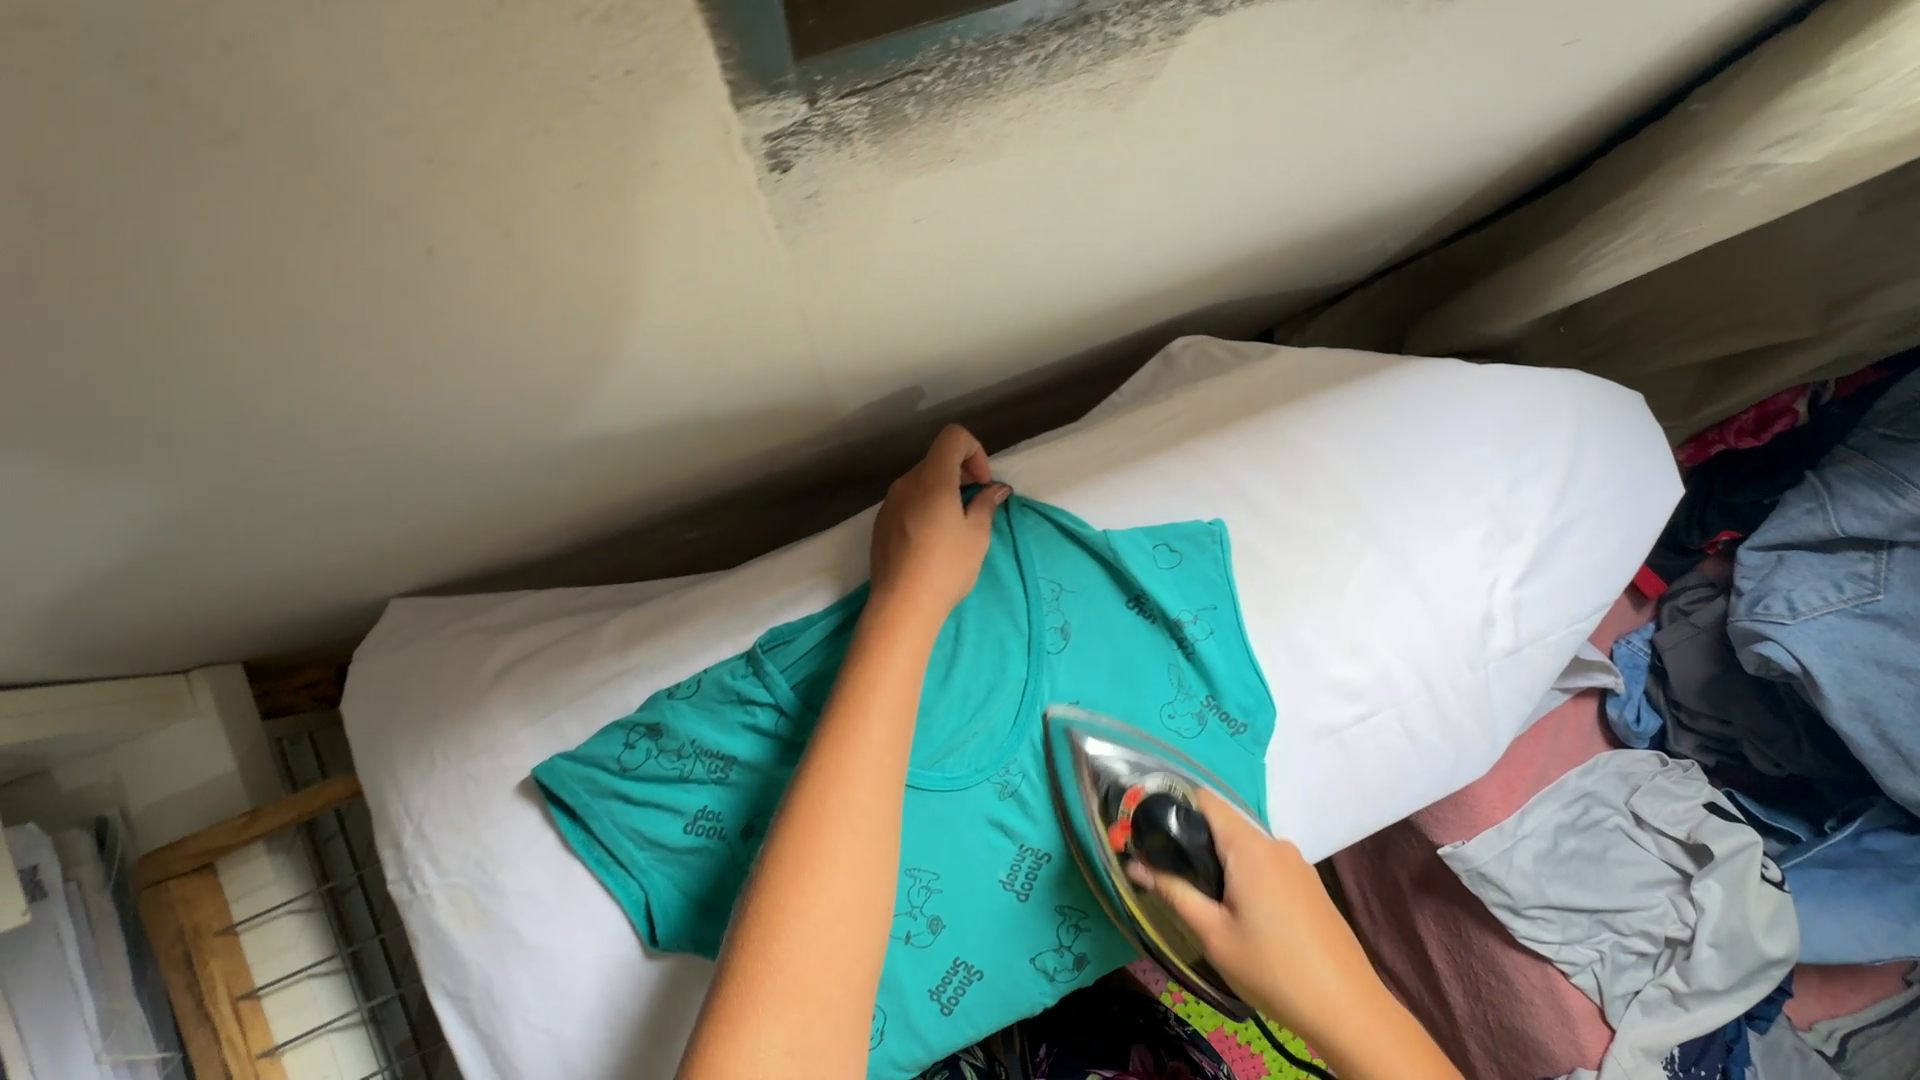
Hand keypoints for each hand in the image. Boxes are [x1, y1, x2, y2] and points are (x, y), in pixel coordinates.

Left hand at [868, 425, 1009, 621]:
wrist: (902, 605)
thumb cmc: (946, 568)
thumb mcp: (976, 536)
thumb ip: (986, 504)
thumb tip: (995, 490)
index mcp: (932, 479)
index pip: (953, 437)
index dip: (974, 451)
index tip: (982, 483)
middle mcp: (906, 483)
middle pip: (937, 460)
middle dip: (961, 474)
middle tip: (976, 505)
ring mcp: (889, 502)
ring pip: (921, 481)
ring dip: (943, 491)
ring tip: (955, 525)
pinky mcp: (880, 522)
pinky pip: (907, 500)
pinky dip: (925, 506)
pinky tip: (932, 539)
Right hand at [1129, 789, 1384, 1053]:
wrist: (1348, 1009)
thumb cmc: (1272, 968)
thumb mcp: (1212, 934)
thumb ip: (1173, 892)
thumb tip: (1135, 865)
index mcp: (1249, 847)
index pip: (1205, 800)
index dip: (1173, 806)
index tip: (1149, 831)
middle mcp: (1275, 844)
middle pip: (1224, 825)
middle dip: (1193, 842)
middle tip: (1167, 873)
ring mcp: (1297, 864)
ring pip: (1245, 848)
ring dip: (1220, 863)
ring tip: (1201, 898)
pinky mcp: (1309, 884)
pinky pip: (1266, 865)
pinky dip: (1244, 876)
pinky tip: (1239, 912)